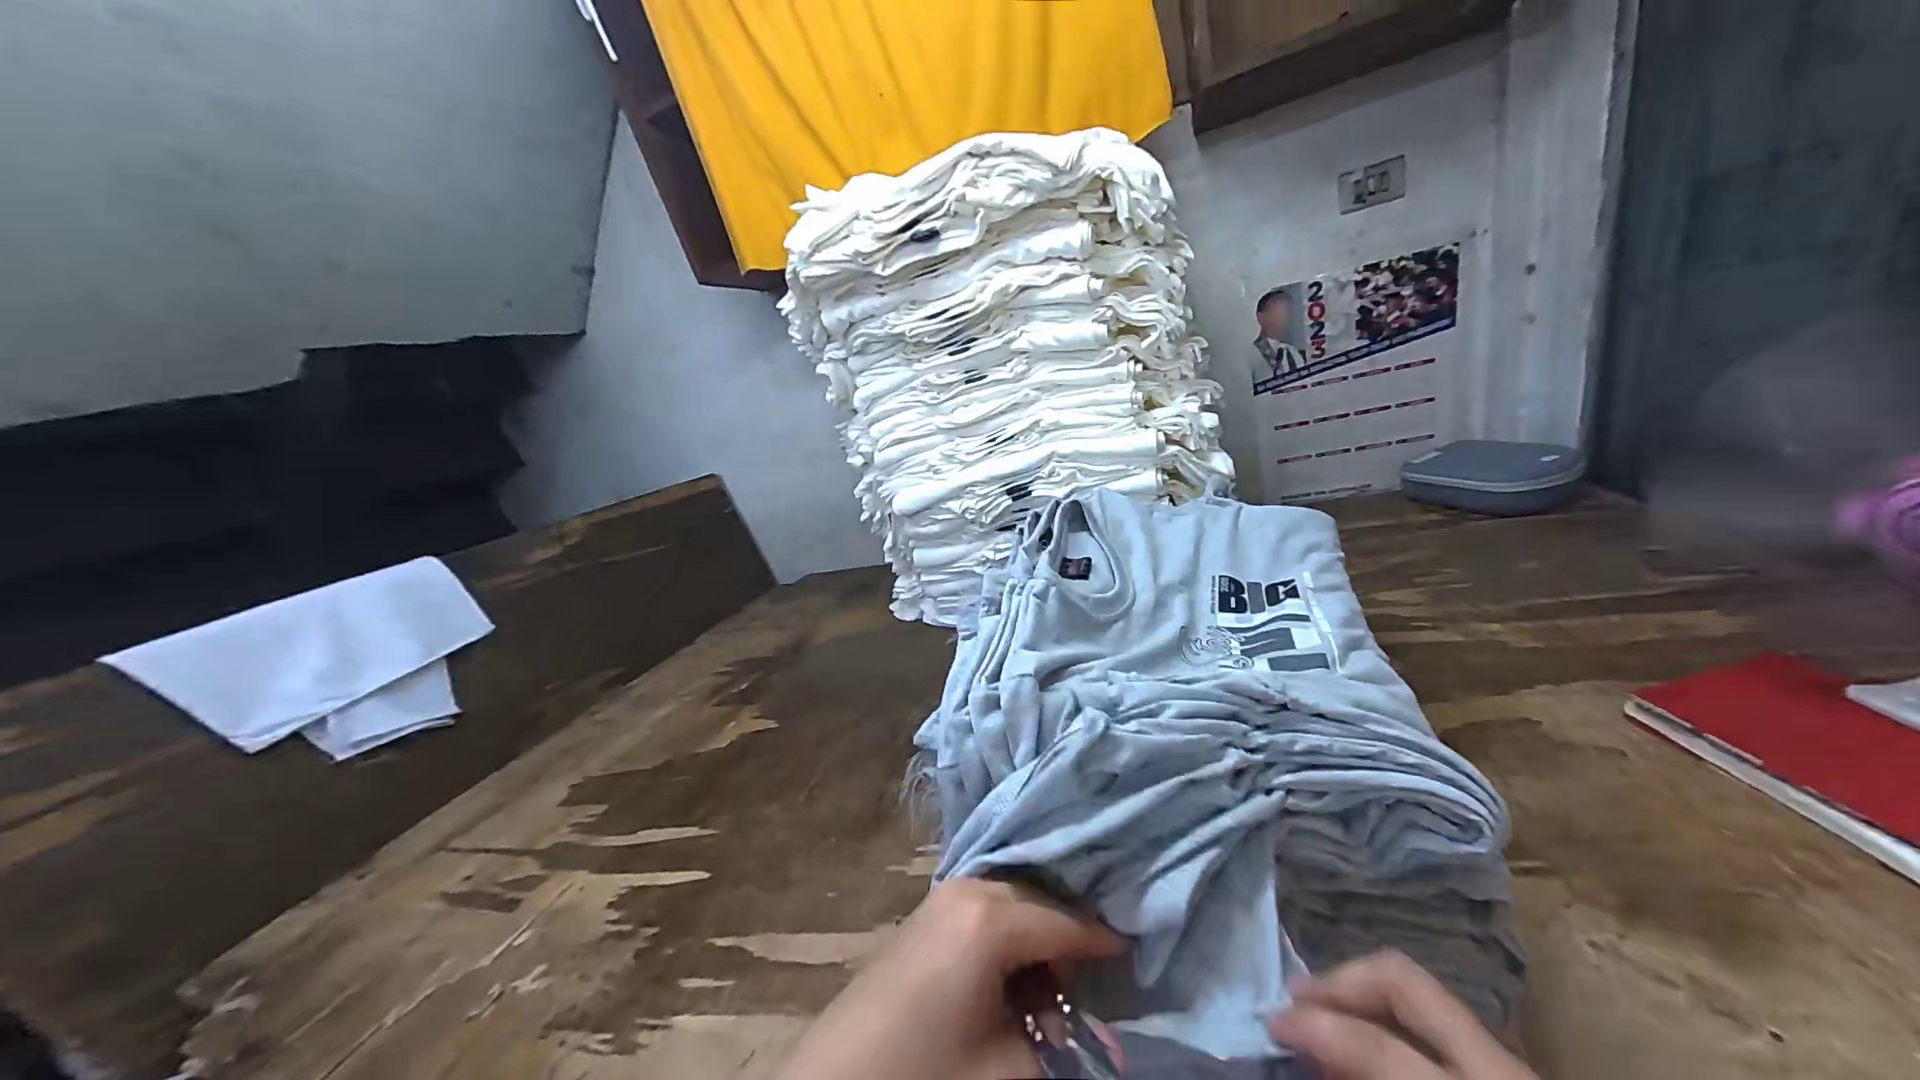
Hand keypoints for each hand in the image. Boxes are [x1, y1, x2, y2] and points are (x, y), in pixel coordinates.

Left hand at [779, 878, 1124, 1079]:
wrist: (836, 1078)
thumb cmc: (926, 1071)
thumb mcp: (1007, 1067)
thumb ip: (1061, 1040)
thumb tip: (1092, 1022)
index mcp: (991, 919)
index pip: (1068, 923)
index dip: (1106, 943)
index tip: (1139, 954)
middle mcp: (970, 889)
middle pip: (1042, 904)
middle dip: (1071, 940)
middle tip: (1094, 984)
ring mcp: (944, 894)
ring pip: (1016, 902)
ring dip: (1040, 937)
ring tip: (1054, 989)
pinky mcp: (929, 909)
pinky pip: (988, 908)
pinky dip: (1013, 933)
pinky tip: (1018, 974)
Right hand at [1268, 951, 1537, 1079]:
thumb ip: (1363, 1079)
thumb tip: (1310, 1055)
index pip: (1378, 1044)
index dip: (1315, 1027)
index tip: (1272, 1025)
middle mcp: (1495, 1067)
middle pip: (1403, 979)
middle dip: (1338, 981)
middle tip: (1295, 999)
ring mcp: (1508, 1065)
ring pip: (1420, 997)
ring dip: (1361, 1000)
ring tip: (1321, 1021)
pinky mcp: (1505, 1071)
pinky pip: (1436, 1027)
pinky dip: (1390, 1026)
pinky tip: (1363, 1054)